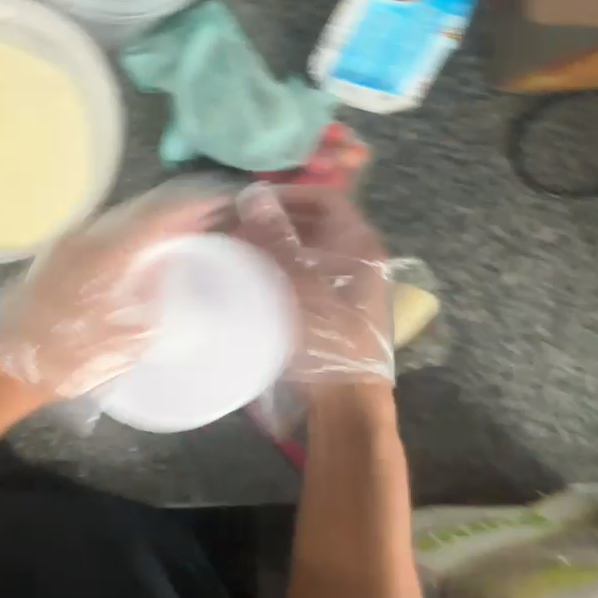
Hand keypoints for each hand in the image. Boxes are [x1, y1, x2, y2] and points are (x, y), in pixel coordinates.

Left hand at [0, 181, 224, 399]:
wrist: (7, 366)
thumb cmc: (65, 360)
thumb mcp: (121, 340)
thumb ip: (147, 300)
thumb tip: (160, 270)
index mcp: (105, 257)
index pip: (156, 218)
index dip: (189, 207)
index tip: (217, 204)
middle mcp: (85, 241)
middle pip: (138, 213)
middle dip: (173, 212)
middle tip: (205, 216)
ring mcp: (66, 245)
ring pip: (119, 221)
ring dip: (149, 223)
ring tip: (179, 229)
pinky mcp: (55, 256)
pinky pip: (102, 234)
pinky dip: (127, 235)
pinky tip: (139, 247)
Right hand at [234, 182, 393, 383]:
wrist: (347, 402)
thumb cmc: (327, 342)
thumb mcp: (297, 288)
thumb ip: (276, 240)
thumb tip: (253, 195)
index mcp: (360, 247)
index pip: (326, 199)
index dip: (288, 194)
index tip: (249, 203)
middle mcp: (359, 260)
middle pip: (315, 223)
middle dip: (275, 221)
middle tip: (236, 230)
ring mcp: (348, 285)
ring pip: (308, 249)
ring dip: (275, 246)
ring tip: (238, 254)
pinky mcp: (335, 308)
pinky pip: (306, 273)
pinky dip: (280, 269)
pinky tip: (253, 281)